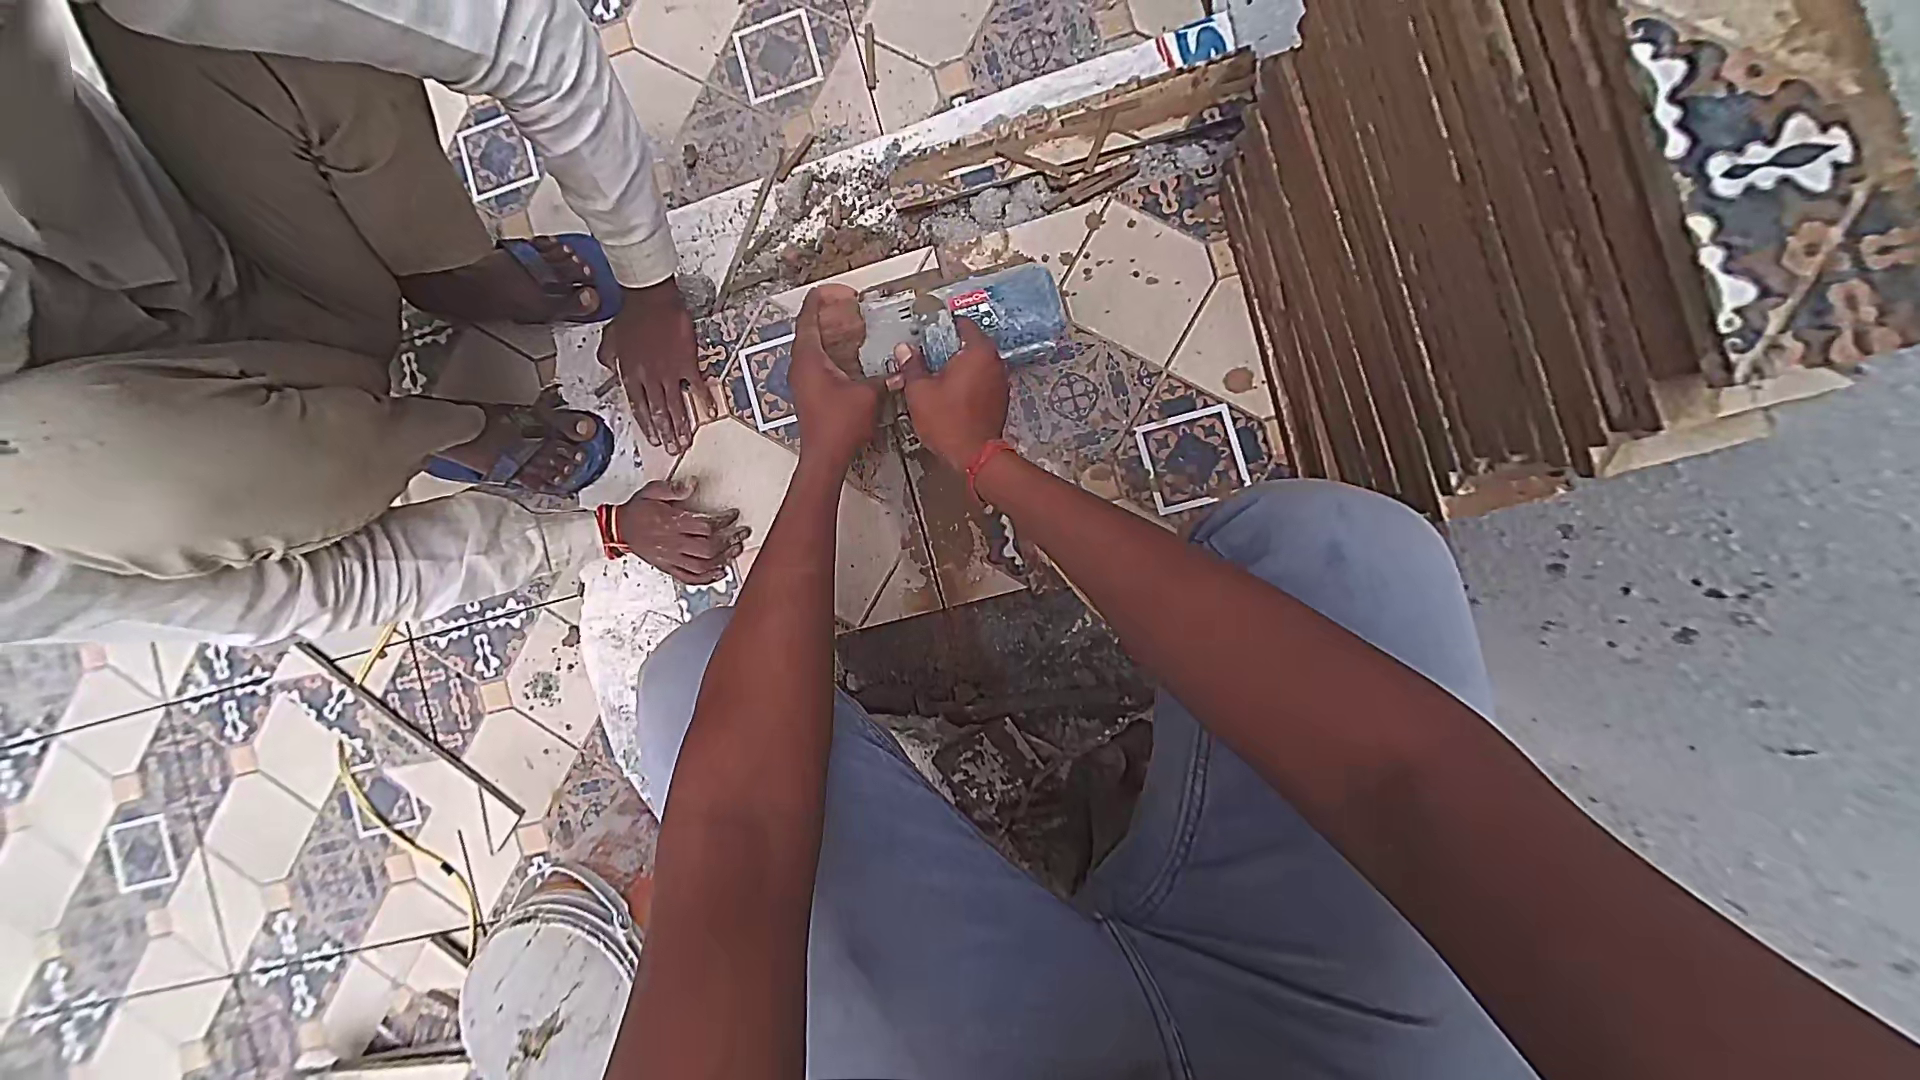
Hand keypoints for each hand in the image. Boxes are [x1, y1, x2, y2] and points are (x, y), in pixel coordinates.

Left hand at [600, 278, 716, 455]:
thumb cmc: (632, 315)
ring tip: (687, 441)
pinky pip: (695, 388)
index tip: (654, 440)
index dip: (646, 425)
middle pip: (657, 412)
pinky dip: (703, 401)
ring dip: (681, 425)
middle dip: (666, 433)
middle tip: (673, 450)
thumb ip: (610, 357)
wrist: (649, 299)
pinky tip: (708, 414)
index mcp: (630, 373)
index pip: (638, 406)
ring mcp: (668, 372)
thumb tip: (608, 368)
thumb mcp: (612, 338)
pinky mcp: (686, 364)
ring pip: (674, 405)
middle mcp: (649, 377)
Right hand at [611, 479, 750, 584]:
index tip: (734, 515)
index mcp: (672, 523)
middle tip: (742, 534)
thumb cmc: (637, 510)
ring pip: (702, 565)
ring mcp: (671, 558)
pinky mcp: (668, 567)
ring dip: (723, 559)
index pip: (706, 525)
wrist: (618, 529)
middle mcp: (673, 543)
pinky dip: (707, 578)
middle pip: (709, 548)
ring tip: (736, 551)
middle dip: (730, 541)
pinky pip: (689, 578)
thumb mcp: (652, 491)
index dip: (724, 521)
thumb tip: (693, 484)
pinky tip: (720, 573)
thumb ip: (673, 489)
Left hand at [789, 284, 882, 472]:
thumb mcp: (868, 395)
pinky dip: (837, 353)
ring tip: (857, 328)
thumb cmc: (837, 427)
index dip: (825, 298)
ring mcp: (804, 380)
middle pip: (812, 327)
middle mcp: (801, 365)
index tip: (842, 291)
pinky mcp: (812, 392)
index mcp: (808, 357)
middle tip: (853, 308)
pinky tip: (856, 356)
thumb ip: (884, 378)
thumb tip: (898, 372)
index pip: (809, 314)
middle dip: (834, 315)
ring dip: (836, 334)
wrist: (825, 456)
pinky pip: (822, 362)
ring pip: (817, 346)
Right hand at [891, 317, 1006, 469]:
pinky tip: (952, 395)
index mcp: (978, 352)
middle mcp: (995, 363)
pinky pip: (982, 382)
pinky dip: (969, 383)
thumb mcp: (920, 391)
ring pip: (977, 365)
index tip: (928, 333)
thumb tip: (904, 351)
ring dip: (960, 367)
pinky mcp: (1000, 400)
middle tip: (928, 357)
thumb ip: (912, 366)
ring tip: (937, 378)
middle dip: (950, 348)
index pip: (963, 324)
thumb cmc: (948, 422)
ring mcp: (1001, 382)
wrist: (974, 456)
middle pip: (971, 344)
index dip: (943, 326)